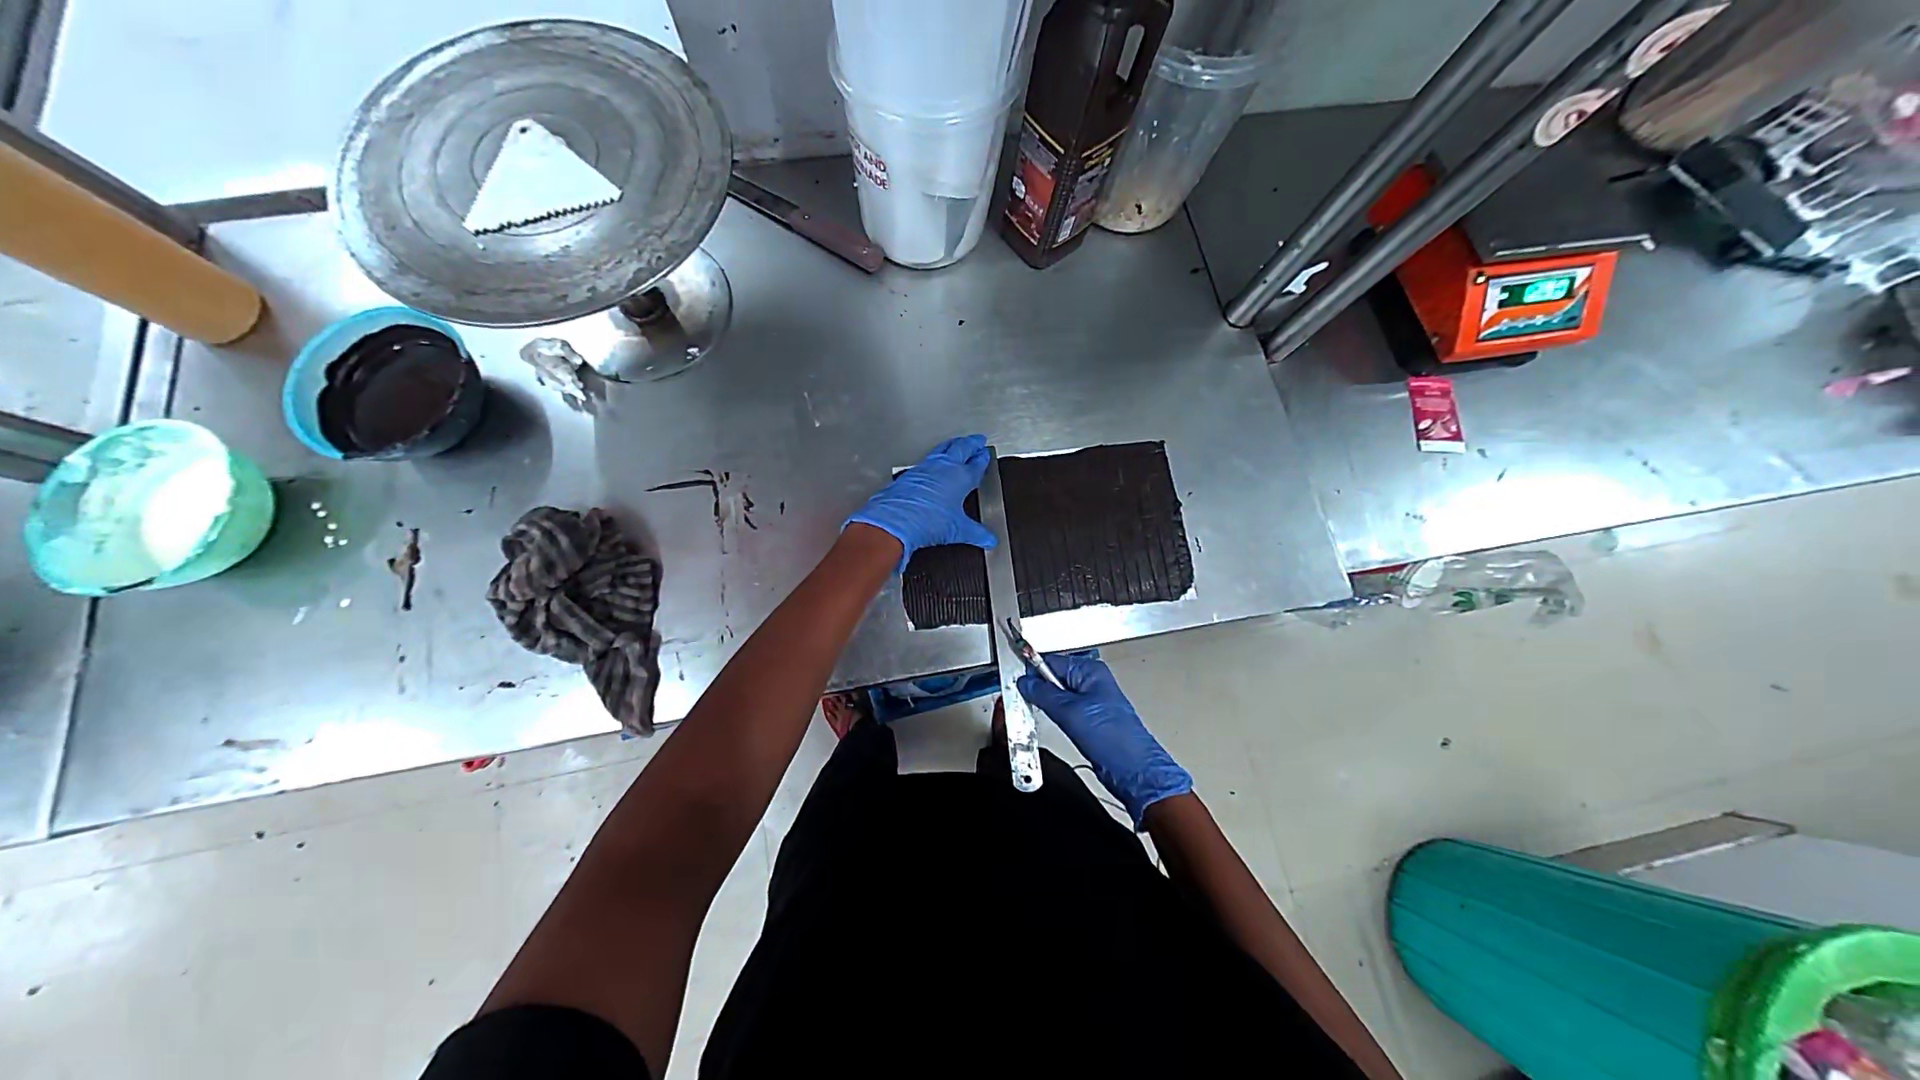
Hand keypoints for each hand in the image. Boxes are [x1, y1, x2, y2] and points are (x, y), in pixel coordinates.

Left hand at [845, 435, 995, 572]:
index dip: (982, 458)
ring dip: (951, 445)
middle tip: (977, 440)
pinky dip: (933, 458)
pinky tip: (931, 464)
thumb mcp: (958, 530)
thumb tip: (989, 540)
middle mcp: (943, 467)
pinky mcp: (909, 474)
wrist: (895, 521)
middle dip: (970, 443)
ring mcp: (924, 468)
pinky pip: (925, 460)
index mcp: (960, 476)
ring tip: (956, 444)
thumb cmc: (927, 520)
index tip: (985, 453)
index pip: (976, 464)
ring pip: (942, 449)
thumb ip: (977, 534)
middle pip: (960, 448)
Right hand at [1018, 654, 1191, 829]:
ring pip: (1057, 696)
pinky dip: (1055, 717)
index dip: (1032, 670)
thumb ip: (1043, 693)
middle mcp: (1093, 683)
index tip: (1015, 678)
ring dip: (1047, 705)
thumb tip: (1025, 682)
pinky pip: (1065, 712)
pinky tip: (1056, 725)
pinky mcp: (1090, 721)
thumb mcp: (1070, 711)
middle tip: (1028, 700)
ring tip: (1049, 716)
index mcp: (1091, 671)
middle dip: (1039, 689)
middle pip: (1053, 677)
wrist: (1134, 772)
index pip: (1051, 660)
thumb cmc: (1116, 739)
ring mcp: (1092, 703)